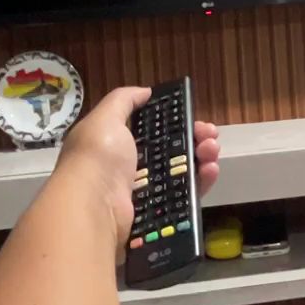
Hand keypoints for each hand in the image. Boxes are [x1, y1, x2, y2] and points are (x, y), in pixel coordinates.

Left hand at [46, 86, 221, 247]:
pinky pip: (186, 195)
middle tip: (210, 135)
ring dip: (202, 157)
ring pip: (183, 172)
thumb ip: (124, 100)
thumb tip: (146, 91)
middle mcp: (133, 168)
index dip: (175, 123)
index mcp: (119, 145)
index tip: (194, 118)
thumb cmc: (98, 157)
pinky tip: (210, 169)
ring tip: (212, 150)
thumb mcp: (105, 118)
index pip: (154, 132)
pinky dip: (201, 181)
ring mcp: (147, 191)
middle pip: (173, 151)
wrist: (93, 206)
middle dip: (195, 139)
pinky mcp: (159, 212)